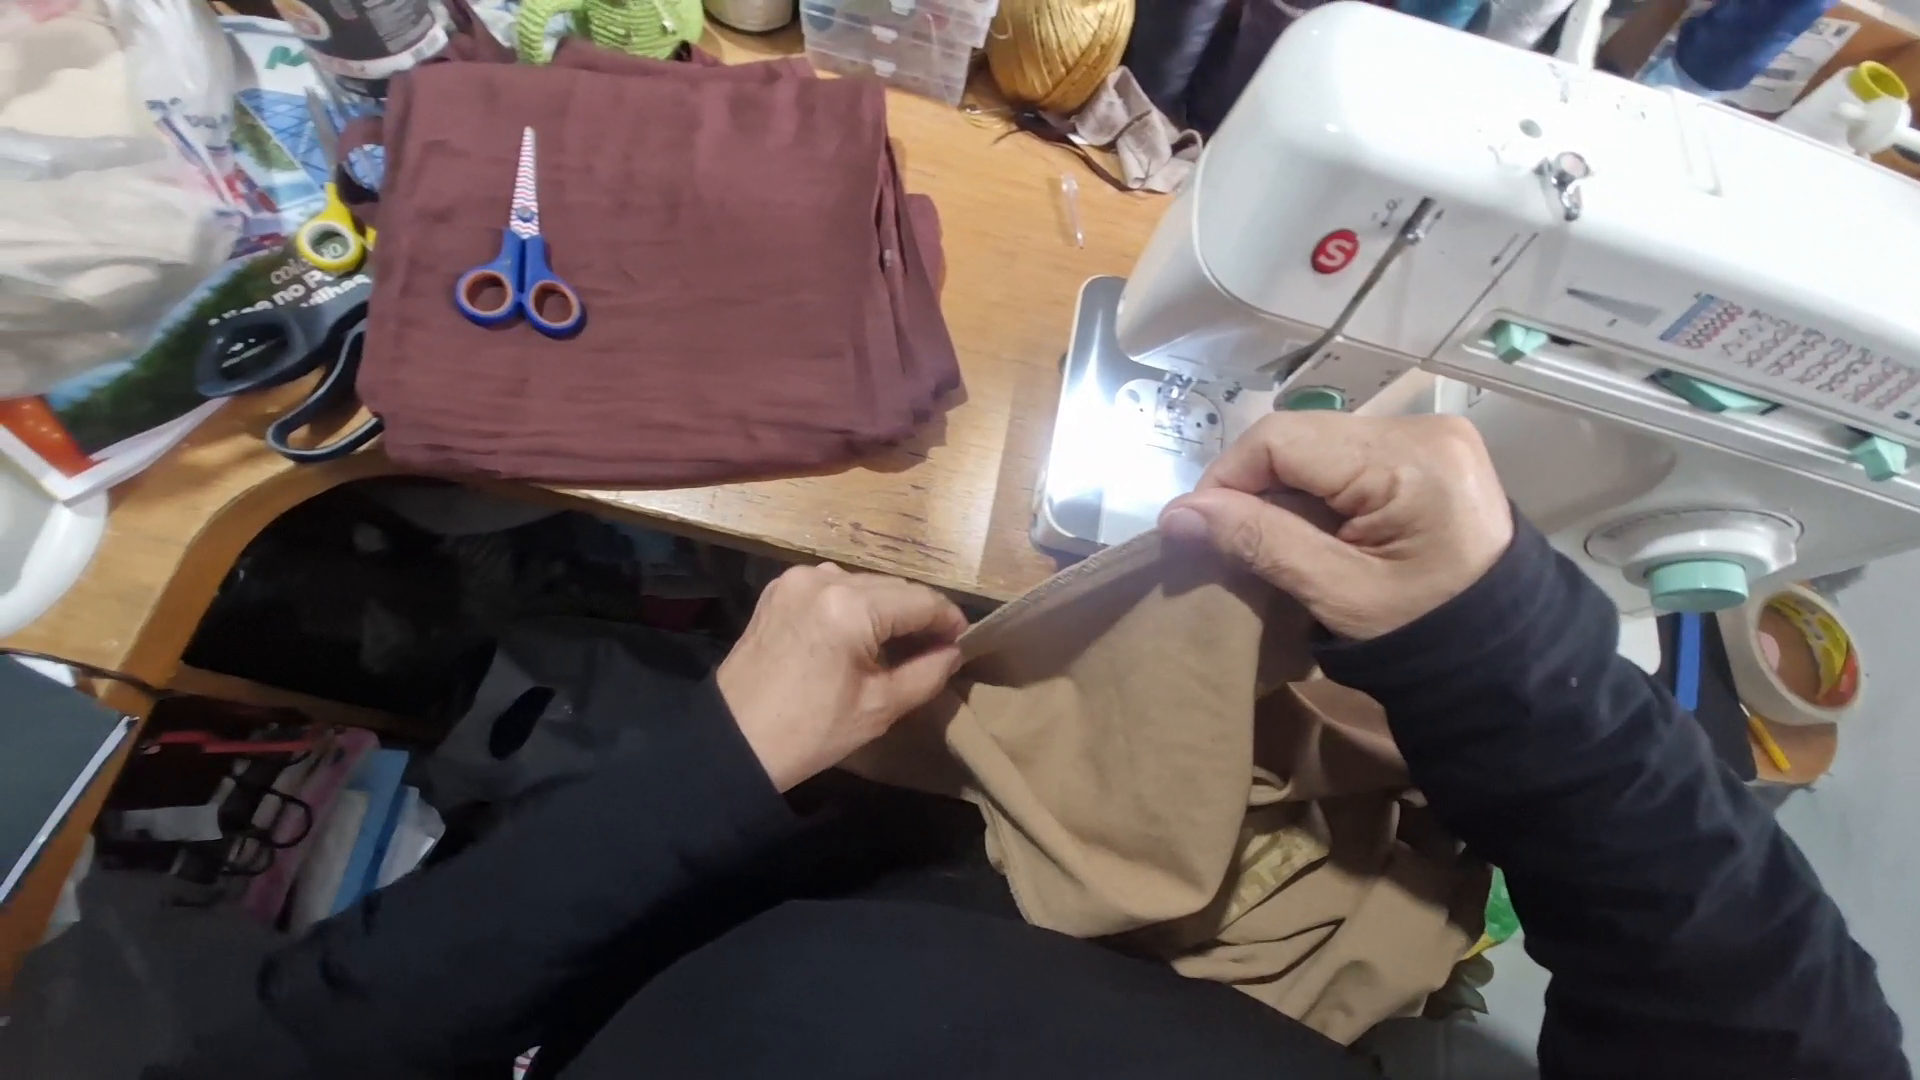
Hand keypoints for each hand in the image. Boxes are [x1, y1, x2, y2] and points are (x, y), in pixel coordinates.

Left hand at [717, 564, 967, 791]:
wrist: (732, 742)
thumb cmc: (810, 732)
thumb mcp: (880, 707)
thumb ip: (928, 672)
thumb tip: (956, 650)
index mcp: (850, 606)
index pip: (922, 601)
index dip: (950, 621)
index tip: (965, 643)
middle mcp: (824, 578)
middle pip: (894, 587)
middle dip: (919, 615)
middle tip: (937, 647)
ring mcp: (797, 580)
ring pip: (865, 584)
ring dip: (887, 608)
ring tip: (899, 643)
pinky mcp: (779, 589)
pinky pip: (833, 586)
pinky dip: (854, 605)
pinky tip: (859, 633)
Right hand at [1158, 412, 1513, 639]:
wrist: (1504, 653)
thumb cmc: (1423, 633)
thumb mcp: (1335, 592)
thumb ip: (1258, 541)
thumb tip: (1176, 514)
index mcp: (1408, 460)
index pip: (1279, 440)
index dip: (1224, 478)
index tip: (1196, 529)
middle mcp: (1420, 428)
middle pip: (1295, 438)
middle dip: (1249, 486)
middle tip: (1228, 539)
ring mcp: (1425, 436)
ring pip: (1311, 446)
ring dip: (1275, 490)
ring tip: (1266, 537)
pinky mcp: (1422, 453)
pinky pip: (1338, 458)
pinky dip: (1307, 492)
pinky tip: (1305, 529)